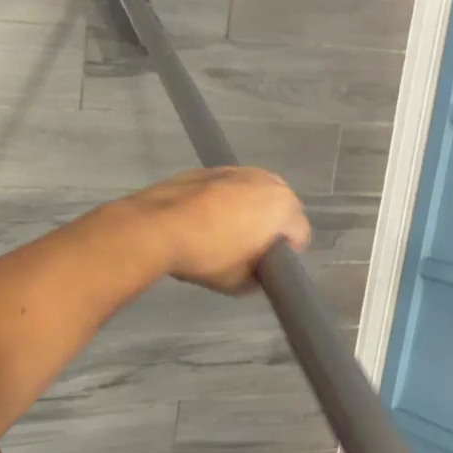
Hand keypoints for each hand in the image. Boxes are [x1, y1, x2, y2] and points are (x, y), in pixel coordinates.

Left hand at [121, 167, 310, 294]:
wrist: (153, 227)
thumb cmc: (206, 255)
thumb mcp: (239, 282)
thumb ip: (259, 277)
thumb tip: (256, 272)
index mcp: (282, 205)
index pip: (299, 235)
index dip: (286, 256)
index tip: (267, 269)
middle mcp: (263, 179)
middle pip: (277, 208)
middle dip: (267, 227)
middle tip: (245, 251)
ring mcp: (232, 170)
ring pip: (249, 194)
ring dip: (243, 211)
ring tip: (219, 234)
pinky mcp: (202, 170)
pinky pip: (222, 189)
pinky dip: (217, 202)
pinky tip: (198, 220)